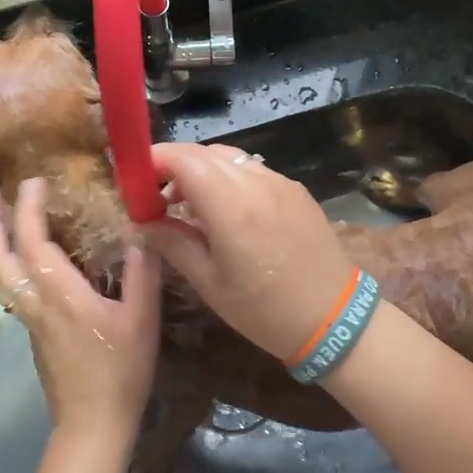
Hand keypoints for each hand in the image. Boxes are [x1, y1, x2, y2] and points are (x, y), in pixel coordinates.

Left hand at [0, 177, 161, 438]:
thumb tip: (141, 232)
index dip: (29, 207)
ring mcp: (30, 319)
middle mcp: (35, 302)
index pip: (32, 240)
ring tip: (0, 216)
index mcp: (59, 293)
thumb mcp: (141, 319)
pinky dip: (8, 260)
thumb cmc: (120, 371)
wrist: (93, 425)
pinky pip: (11, 285)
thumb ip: (142, 273)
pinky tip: (25, 255)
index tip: (35, 180)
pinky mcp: (33, 332)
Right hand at [136, 143, 355, 361]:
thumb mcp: (209, 282)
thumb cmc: (264, 310)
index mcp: (232, 205)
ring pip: (229, 157)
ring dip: (202, 170)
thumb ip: (172, 241)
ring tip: (191, 206)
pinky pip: (252, 170)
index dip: (154, 161)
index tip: (137, 182)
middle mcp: (256, 181)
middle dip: (174, 166)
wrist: (335, 320)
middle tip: (158, 198)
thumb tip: (140, 220)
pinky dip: (229, 178)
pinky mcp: (295, 189)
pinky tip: (227, 212)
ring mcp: (280, 181)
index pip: (183, 157)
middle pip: (204, 152)